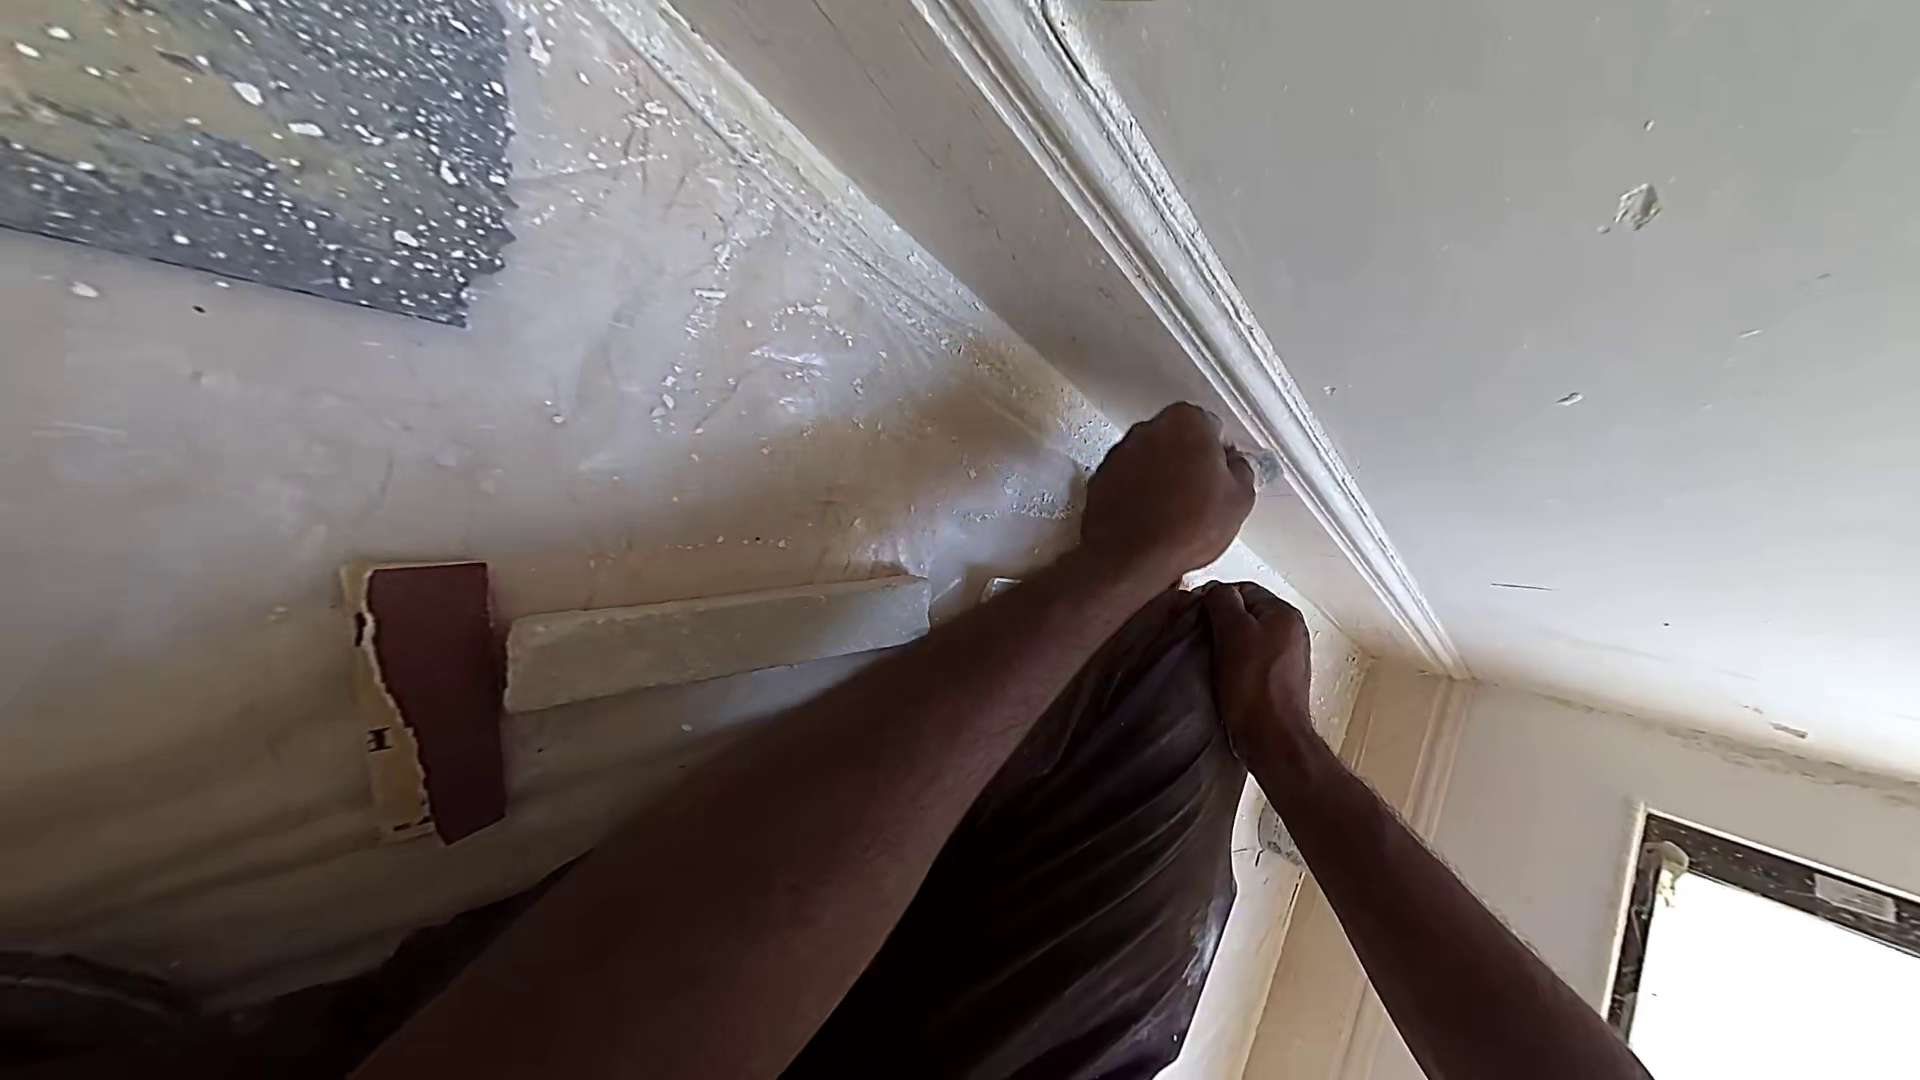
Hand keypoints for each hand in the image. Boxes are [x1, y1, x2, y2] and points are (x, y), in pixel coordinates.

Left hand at [1081, 403, 1255, 579]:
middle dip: (1188, 462)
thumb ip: (1240, 470)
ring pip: (1150, 460)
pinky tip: (1153, 518)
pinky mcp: (1100, 478)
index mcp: (1185, 421)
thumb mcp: (1238, 498)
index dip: (1221, 455)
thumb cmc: (1180, 527)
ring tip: (1177, 512)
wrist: (1130, 557)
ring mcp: (1119, 453)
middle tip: (1203, 494)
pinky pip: (1127, 480)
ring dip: (1161, 477)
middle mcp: (1147, 430)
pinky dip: (1138, 493)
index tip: (1224, 473)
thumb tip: (1235, 468)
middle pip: (1177, 440)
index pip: (1212, 427)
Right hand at [1202, 581, 1312, 758]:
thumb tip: (1213, 590)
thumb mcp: (1232, 630)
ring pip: (1243, 634)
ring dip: (1223, 641)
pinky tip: (1220, 671)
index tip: (1196, 614)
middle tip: (1200, 634)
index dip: (1215, 598)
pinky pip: (1247, 657)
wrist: (1270, 737)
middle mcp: (1290, 631)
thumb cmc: (1253, 684)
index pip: (1241, 588)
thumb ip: (1222, 600)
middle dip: (1219, 620)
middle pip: (1243, 611)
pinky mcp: (1275, 678)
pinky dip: (1231, 660)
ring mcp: (1285, 656)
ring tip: (1208, 655)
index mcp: (1284, 614)